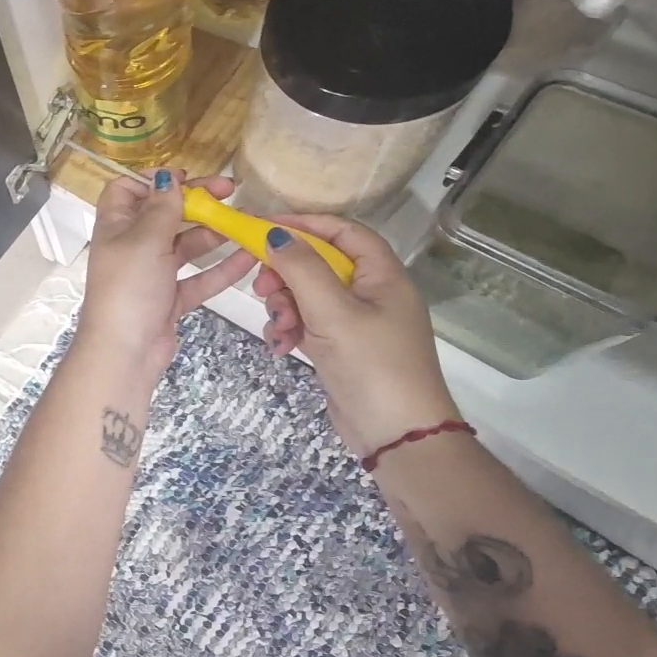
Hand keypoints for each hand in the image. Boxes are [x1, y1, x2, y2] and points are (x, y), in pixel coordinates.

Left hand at [78, 171, 258, 376]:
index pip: (125, 191)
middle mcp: (131, 247)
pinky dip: (222, 268)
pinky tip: (251, 256)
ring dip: (213, 233)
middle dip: (195, 202)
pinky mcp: (169, 299)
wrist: (125, 349)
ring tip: (246, 221)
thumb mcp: (145, 240)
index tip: (185, 178)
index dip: (152, 180)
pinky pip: (198, 277)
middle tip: (231, 191)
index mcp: (115, 227)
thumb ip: (161, 208)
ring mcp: (150, 274)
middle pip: (163, 215)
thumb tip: (166, 178)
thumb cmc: (129, 288)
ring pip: (184, 246)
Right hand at [253, 214, 460, 456]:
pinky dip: (288, 329)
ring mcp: (355, 321)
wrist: (395, 433)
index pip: (344, 232)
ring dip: (283, 307)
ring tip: (278, 328)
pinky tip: (280, 347)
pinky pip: (306, 322)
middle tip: (262, 288)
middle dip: (285, 274)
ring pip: (306, 294)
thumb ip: (301, 268)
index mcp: (382, 276)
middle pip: (318, 264)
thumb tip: (276, 233)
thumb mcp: (331, 311)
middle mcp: (371, 293)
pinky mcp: (340, 346)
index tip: (263, 226)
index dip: (306, 223)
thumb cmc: (370, 364)